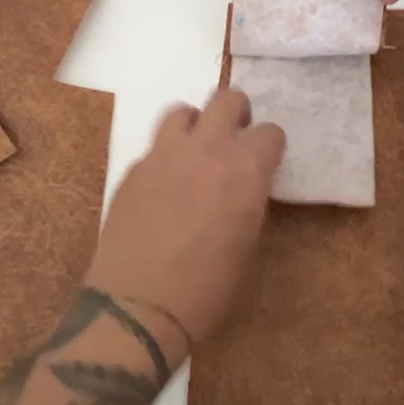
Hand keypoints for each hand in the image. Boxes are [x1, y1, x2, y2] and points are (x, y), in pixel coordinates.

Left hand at [86, 88, 284, 354]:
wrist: (138, 305)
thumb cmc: (207, 289)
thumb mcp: (247, 245)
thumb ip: (248, 203)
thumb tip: (243, 190)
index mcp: (246, 170)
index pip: (270, 132)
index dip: (270, 147)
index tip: (266, 161)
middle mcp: (207, 149)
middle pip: (227, 99)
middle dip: (237, 113)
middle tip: (235, 137)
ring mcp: (163, 154)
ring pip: (183, 111)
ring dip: (195, 125)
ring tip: (195, 152)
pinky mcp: (133, 169)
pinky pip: (154, 146)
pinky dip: (165, 156)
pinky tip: (163, 186)